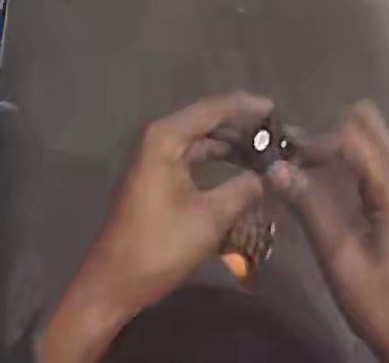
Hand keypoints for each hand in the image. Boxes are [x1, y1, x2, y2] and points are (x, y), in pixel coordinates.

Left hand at [40, 92, 272, 362]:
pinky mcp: (158, 171)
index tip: (275, 108)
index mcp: (166, 136)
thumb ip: (243, 189)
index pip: (213, 109)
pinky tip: (240, 163)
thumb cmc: (158, 246)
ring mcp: (157, 153)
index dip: (246, 106)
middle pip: (207, 118)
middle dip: (241, 122)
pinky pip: (193, 151)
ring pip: (201, 136)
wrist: (113, 282)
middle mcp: (160, 135)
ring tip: (264, 145)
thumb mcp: (208, 218)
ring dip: (231, 140)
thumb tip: (273, 174)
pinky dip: (217, 155)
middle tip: (275, 128)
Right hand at [270, 102, 388, 362]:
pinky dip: (343, 154)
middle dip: (329, 132)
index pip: (351, 137)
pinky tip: (322, 179)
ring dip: (335, 141)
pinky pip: (369, 150)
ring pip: (367, 132)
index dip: (317, 142)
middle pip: (365, 120)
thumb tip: (275, 167)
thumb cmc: (377, 298)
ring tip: (305, 167)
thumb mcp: (338, 255)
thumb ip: (308, 205)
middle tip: (300, 158)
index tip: (289, 158)